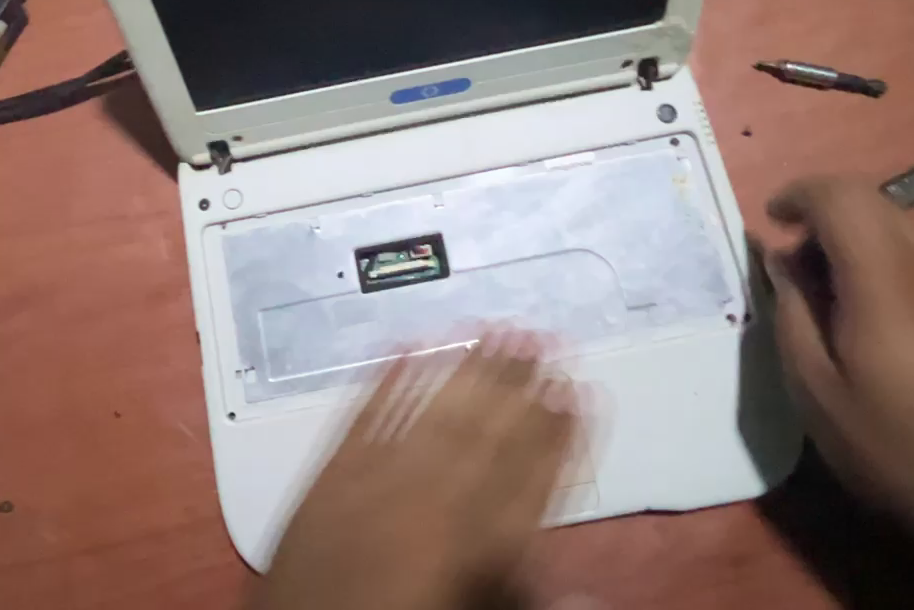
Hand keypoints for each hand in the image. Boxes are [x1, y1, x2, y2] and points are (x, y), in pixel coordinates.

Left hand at [252, 331, 578, 609]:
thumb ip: (518, 590)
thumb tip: (583, 587)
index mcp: (468, 552)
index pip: (527, 482)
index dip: (556, 434)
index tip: (575, 392)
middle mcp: (427, 506)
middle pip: (483, 433)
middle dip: (516, 383)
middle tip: (540, 337)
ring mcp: (375, 482)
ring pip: (433, 415)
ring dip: (465, 370)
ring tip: (491, 329)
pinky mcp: (330, 475)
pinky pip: (364, 417)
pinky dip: (386, 380)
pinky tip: (405, 345)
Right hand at [762, 176, 913, 609]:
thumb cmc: (909, 460)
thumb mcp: (819, 394)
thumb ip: (792, 313)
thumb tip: (781, 259)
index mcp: (893, 286)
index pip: (844, 197)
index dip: (800, 194)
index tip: (772, 222)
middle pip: (880, 207)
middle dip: (829, 218)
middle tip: (800, 271)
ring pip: (913, 237)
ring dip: (865, 247)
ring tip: (844, 309)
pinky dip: (901, 273)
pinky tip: (899, 338)